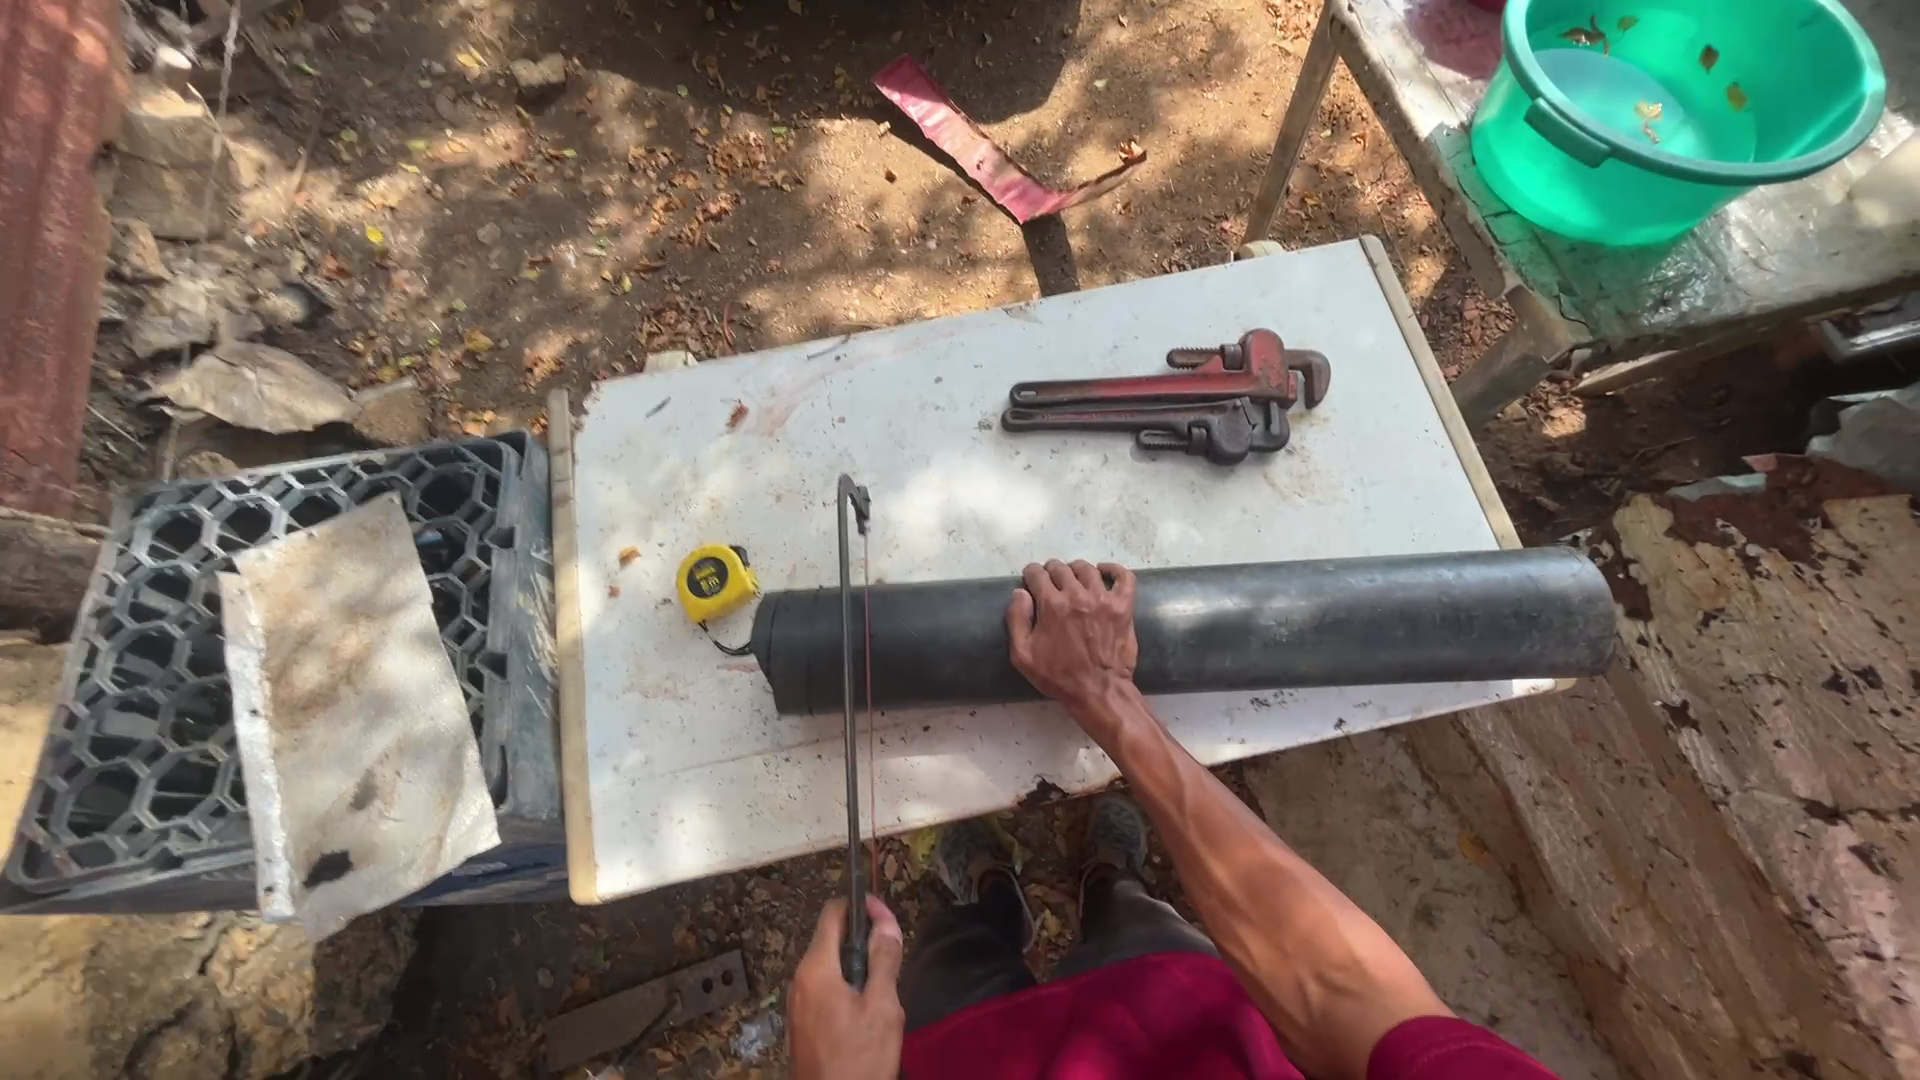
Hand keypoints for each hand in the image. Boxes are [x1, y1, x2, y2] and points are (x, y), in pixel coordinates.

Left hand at [788, 895, 904, 1079]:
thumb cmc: (859, 1060)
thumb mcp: (882, 1007)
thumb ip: (884, 958)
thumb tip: (883, 917)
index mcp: (816, 968)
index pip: (834, 912)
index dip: (861, 907)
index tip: (885, 919)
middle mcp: (799, 980)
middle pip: (833, 940)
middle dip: (863, 946)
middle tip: (889, 968)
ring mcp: (797, 1004)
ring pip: (831, 968)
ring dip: (857, 971)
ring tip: (881, 998)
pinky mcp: (801, 1025)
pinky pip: (825, 991)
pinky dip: (845, 991)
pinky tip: (865, 1019)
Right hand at [1006, 559, 1139, 712]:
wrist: (1098, 691)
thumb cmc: (1058, 676)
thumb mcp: (1022, 656)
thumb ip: (1016, 620)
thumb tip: (1020, 592)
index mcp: (1052, 605)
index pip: (1037, 574)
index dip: (1031, 574)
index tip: (1031, 580)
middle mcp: (1077, 595)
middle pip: (1061, 568)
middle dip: (1050, 571)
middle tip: (1050, 582)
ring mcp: (1103, 599)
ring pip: (1087, 569)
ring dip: (1075, 570)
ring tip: (1073, 578)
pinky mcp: (1123, 607)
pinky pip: (1123, 577)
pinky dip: (1114, 570)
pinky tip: (1104, 572)